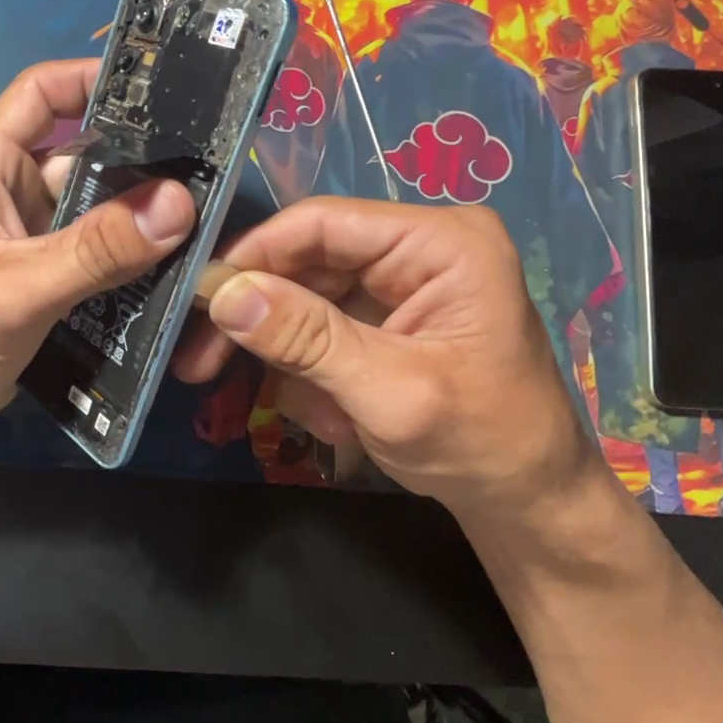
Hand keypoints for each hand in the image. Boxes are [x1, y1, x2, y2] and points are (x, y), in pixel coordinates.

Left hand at [0, 59, 196, 441]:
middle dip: (137, 153)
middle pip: (81, 148)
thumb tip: (178, 204)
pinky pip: (93, 243)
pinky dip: (126, 247)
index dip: (94, 80)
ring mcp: (27, 230)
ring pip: (93, 200)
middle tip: (207, 162)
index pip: (41, 93)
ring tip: (204, 209)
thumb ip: (96, 249)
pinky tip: (172, 256)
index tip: (162, 87)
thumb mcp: (21, 288)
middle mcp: (7, 187)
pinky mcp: (42, 269)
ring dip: (137, 207)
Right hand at [172, 198, 599, 519]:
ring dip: (285, 357)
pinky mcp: (383, 317)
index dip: (252, 256)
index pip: (321, 223)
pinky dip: (306, 372)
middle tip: (198, 363)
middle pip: (302, 260)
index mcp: (440, 243)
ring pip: (300, 297)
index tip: (196, 300)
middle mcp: (416, 248)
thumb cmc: (480, 443)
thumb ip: (306, 339)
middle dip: (256, 317)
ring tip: (305, 414)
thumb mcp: (389, 392)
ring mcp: (398, 283)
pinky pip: (316, 327)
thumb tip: (223, 295)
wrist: (526, 499)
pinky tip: (329, 415)